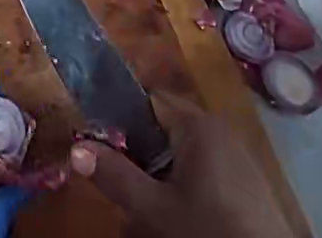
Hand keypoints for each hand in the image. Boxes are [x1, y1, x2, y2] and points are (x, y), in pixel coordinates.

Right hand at [68, 93, 298, 237]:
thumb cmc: (212, 233)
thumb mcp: (157, 212)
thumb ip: (116, 177)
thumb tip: (75, 148)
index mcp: (196, 123)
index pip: (147, 98)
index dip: (120, 116)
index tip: (100, 141)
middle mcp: (217, 127)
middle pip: (163, 126)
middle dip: (138, 154)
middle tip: (122, 186)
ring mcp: (235, 154)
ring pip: (182, 152)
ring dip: (160, 175)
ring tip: (146, 210)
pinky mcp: (246, 182)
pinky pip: (203, 170)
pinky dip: (184, 187)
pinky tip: (177, 217)